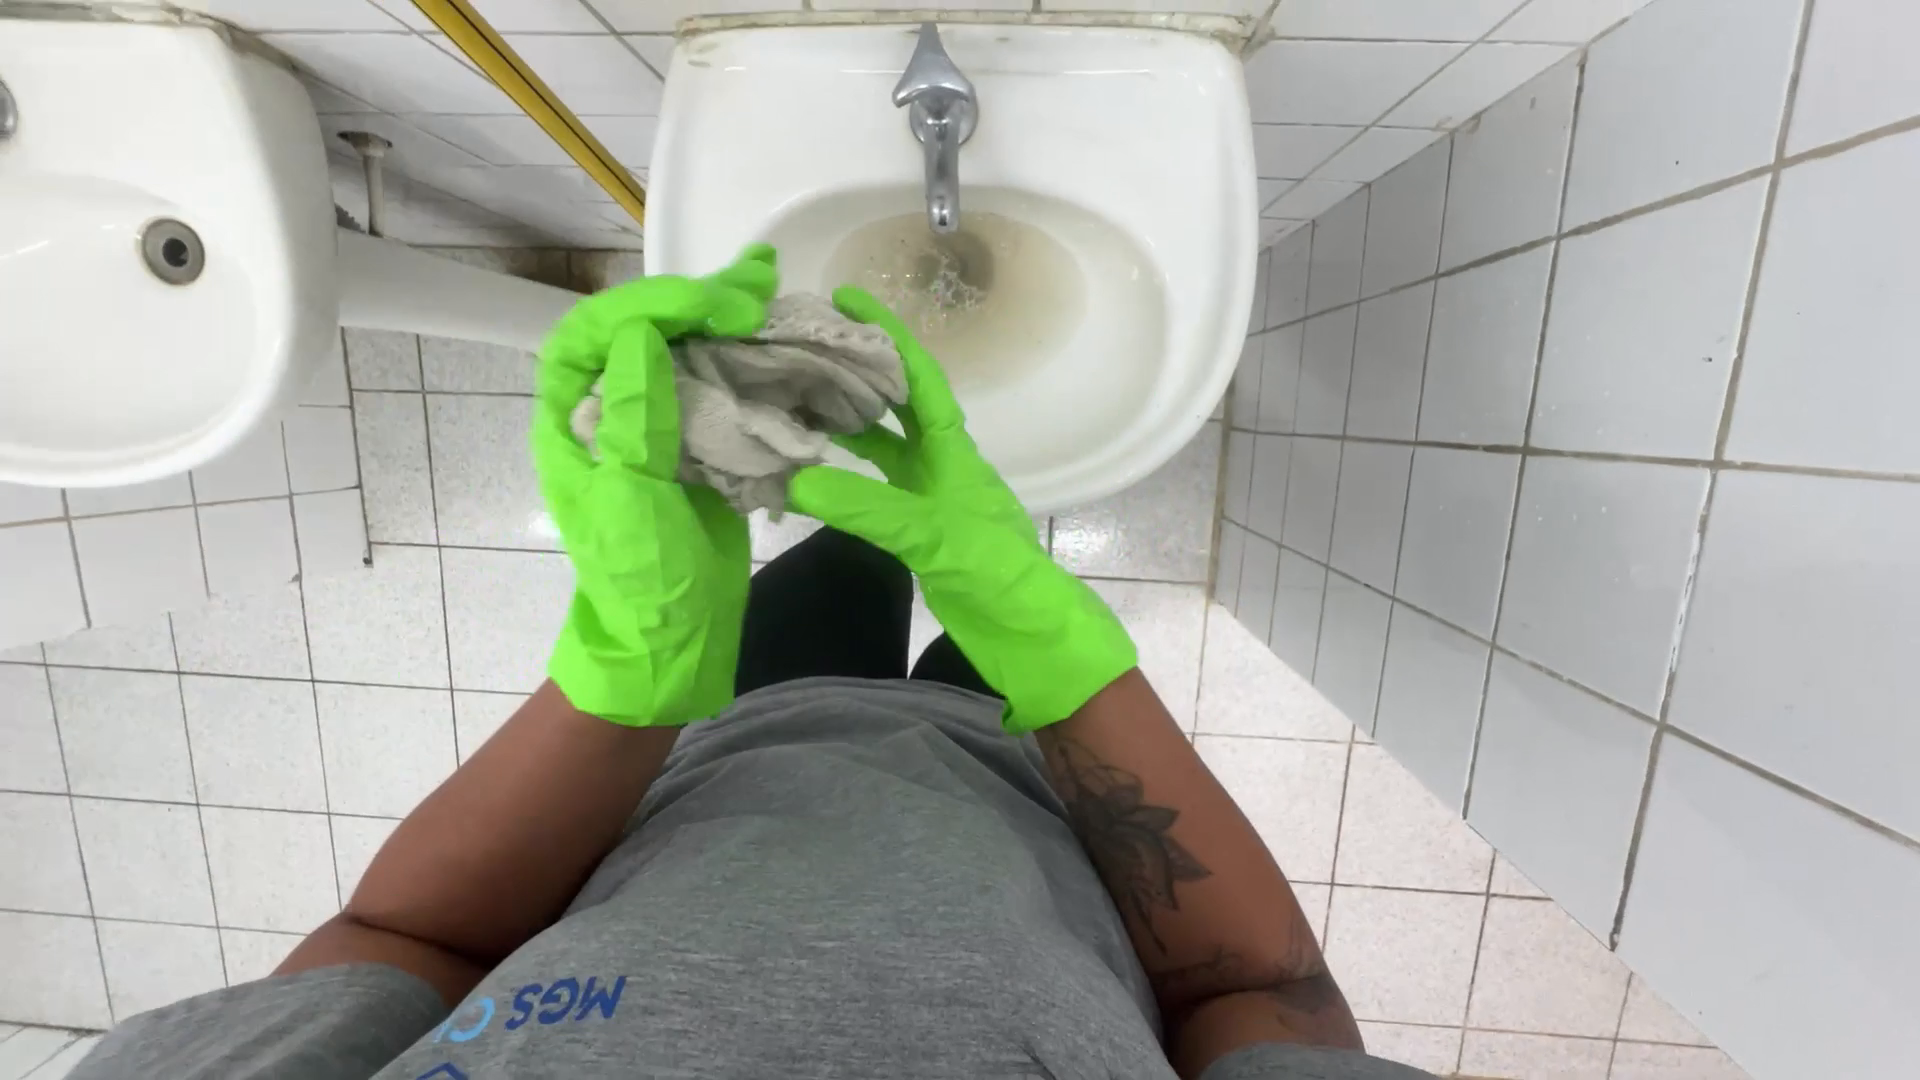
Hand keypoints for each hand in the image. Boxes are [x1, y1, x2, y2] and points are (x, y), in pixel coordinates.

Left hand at [532, 245, 778, 724]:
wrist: (674, 636)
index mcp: (576, 421)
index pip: (597, 335)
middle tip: (758, 280)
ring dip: (728, 318)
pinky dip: (750, 359)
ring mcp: (660, 425)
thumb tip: (644, 335)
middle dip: (699, 299)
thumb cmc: (642, 581)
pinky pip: (719, 387)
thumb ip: (635, 421)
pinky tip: (779, 340)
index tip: (716, 307)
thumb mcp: (632, 503)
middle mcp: (612, 411)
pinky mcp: (700, 443)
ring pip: (686, 352)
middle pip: (645, 331)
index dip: (652, 308)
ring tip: (772, 288)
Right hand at [786, 286, 1137, 732]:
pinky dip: (845, 477)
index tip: (848, 299)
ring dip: (845, 424)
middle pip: (895, 405)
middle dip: (856, 373)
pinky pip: (874, 488)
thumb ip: (868, 509)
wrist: (1024, 632)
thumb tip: (795, 479)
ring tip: (795, 400)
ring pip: (882, 446)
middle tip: (804, 349)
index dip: (887, 336)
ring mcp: (928, 496)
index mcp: (953, 449)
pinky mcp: (917, 528)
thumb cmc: (995, 574)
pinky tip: (814, 471)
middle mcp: (940, 463)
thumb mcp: (934, 535)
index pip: (918, 378)